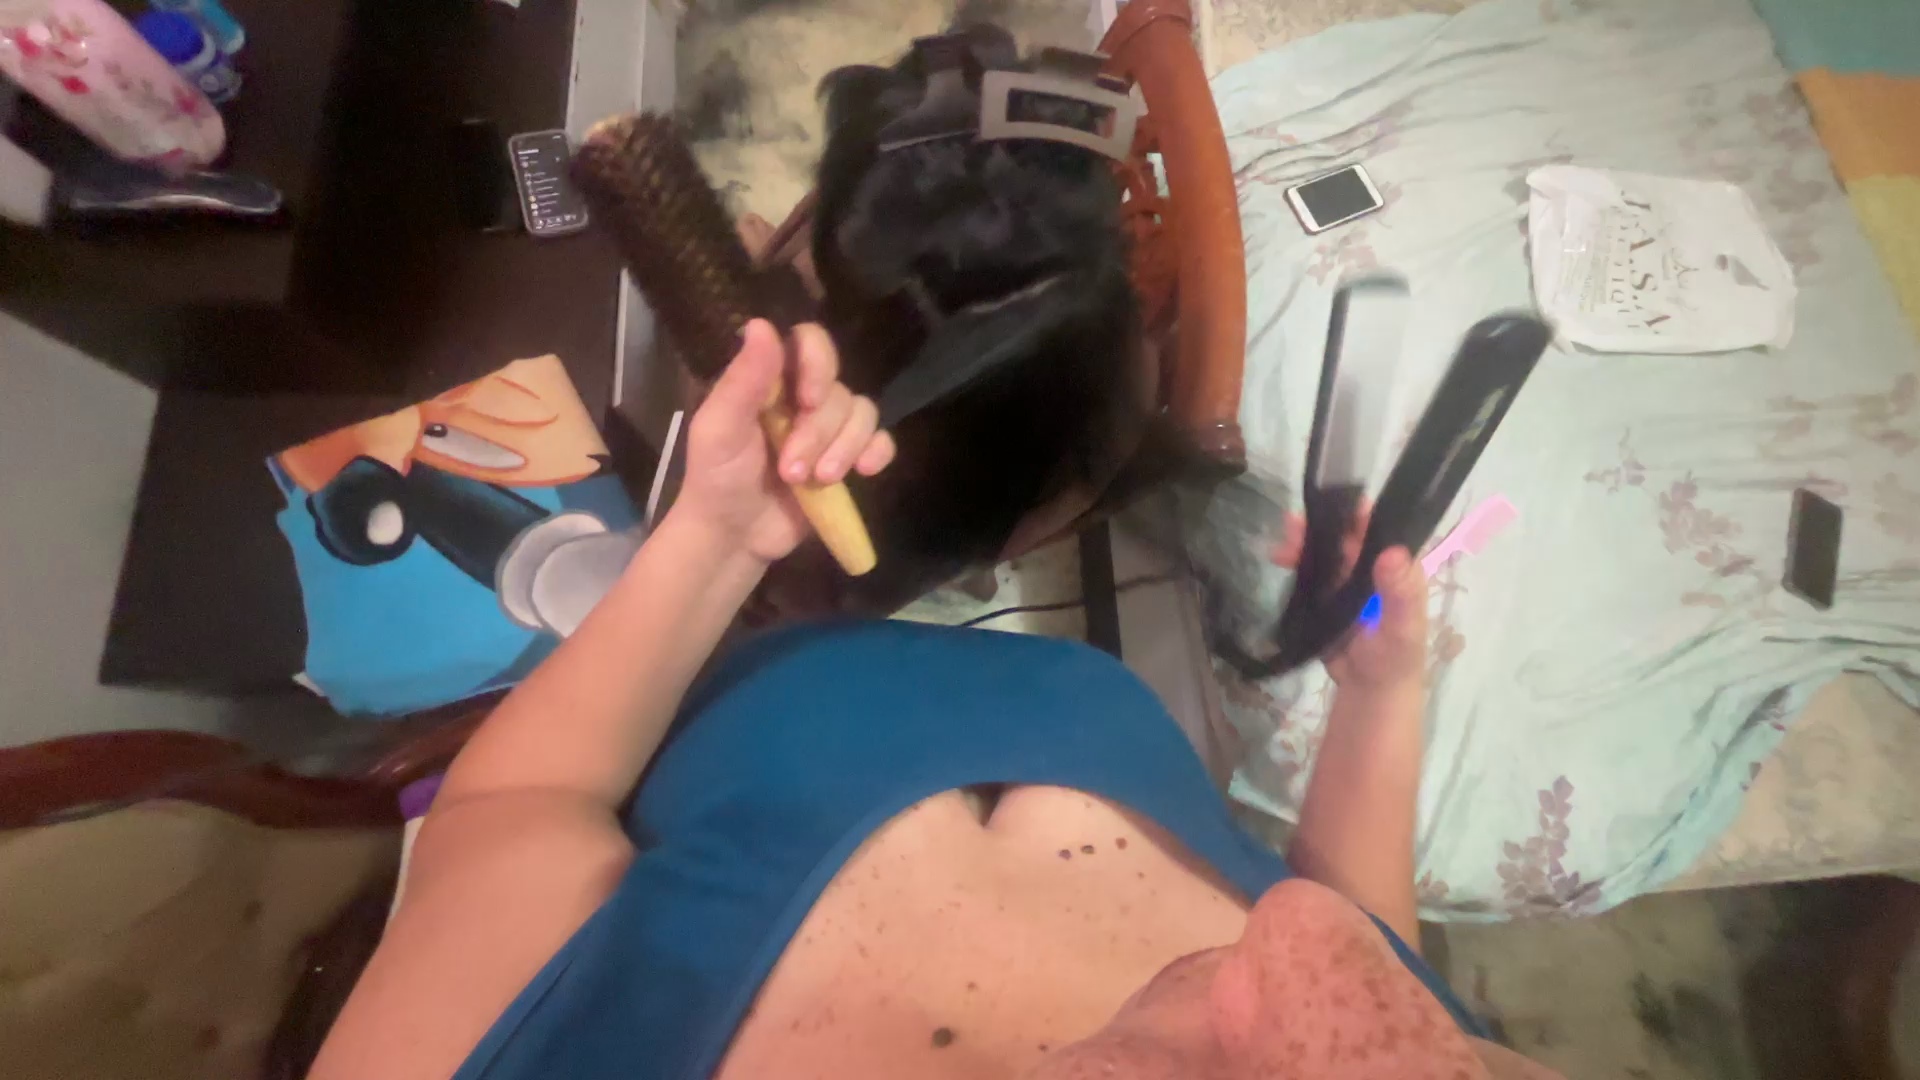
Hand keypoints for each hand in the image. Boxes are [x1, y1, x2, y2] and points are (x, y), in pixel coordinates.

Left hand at [671, 319, 894, 565]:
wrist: (735, 537)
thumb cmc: (717, 479)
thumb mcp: (719, 430)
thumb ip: (742, 381)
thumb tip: (762, 324)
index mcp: (771, 381)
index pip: (809, 343)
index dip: (818, 365)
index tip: (806, 400)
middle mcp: (803, 398)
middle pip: (839, 390)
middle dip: (820, 433)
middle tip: (791, 469)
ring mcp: (829, 431)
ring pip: (864, 414)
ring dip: (844, 449)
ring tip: (819, 481)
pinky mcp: (848, 460)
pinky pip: (882, 441)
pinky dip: (878, 453)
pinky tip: (864, 473)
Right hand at [1270, 505, 1427, 692]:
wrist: (1369, 690)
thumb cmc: (1395, 659)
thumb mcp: (1403, 628)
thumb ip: (1400, 593)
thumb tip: (1391, 552)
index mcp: (1397, 570)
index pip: (1381, 531)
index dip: (1359, 514)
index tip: (1336, 502)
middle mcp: (1372, 569)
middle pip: (1345, 537)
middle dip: (1320, 526)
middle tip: (1293, 523)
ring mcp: (1347, 582)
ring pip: (1324, 552)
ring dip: (1303, 543)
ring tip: (1281, 546)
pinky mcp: (1325, 596)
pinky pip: (1309, 573)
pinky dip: (1294, 562)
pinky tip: (1278, 558)